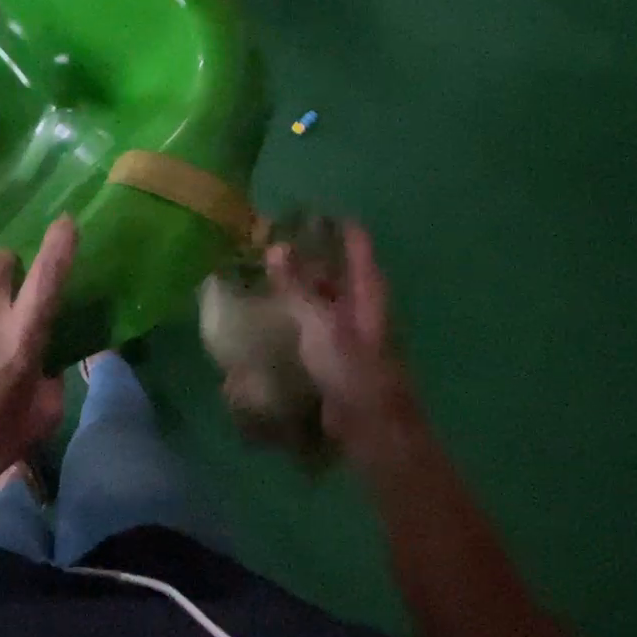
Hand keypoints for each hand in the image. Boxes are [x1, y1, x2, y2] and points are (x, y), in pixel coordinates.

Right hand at [266, 223, 426, 470]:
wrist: (372, 426)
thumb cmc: (353, 368)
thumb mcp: (321, 322)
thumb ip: (297, 285)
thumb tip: (276, 246)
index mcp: (368, 291)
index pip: (356, 244)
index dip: (334, 225)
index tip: (303, 210)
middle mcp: (363, 306)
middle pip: (339, 269)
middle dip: (310, 254)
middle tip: (271, 239)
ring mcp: (352, 332)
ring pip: (325, 297)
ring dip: (301, 284)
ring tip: (264, 272)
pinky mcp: (338, 355)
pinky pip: (314, 323)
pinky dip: (296, 313)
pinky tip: (271, 314)